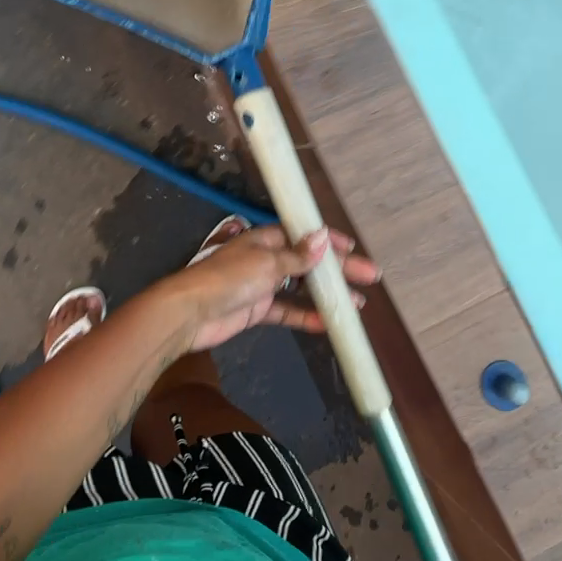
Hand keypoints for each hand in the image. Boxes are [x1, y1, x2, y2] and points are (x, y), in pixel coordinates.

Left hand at [151, 227, 380, 352]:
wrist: (192, 312)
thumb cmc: (229, 279)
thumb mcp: (266, 263)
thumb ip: (296, 256)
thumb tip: (323, 237)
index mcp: (265, 239)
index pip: (303, 235)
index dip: (328, 241)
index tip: (353, 248)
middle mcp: (266, 258)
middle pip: (307, 261)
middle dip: (337, 270)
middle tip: (369, 278)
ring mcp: (262, 285)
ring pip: (300, 287)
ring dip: (326, 294)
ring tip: (356, 304)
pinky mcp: (257, 310)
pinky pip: (287, 312)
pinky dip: (306, 318)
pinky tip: (328, 326)